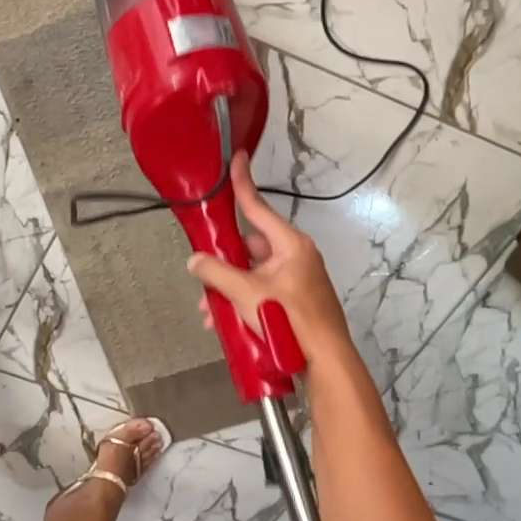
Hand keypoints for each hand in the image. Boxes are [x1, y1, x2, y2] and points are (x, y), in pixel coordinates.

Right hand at [188, 152, 349, 355]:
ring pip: (252, 273)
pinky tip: (226, 324)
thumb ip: (215, 273)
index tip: (235, 159)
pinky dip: (243, 301)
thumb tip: (195, 260)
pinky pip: (262, 290)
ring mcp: (298, 279)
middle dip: (223, 265)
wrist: (325, 361)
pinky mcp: (297, 300)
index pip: (257, 207)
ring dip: (229, 289)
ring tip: (211, 313)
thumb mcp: (245, 293)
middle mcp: (296, 256)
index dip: (242, 183)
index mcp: (290, 245)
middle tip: (204, 281)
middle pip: (248, 247)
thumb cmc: (289, 320)